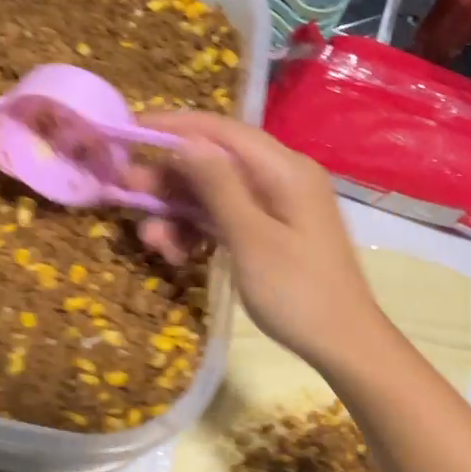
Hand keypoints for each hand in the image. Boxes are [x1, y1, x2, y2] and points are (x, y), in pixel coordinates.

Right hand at [137, 112, 387, 370]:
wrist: (344, 344)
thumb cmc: (298, 293)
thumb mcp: (251, 239)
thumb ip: (218, 186)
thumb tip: (185, 141)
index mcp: (285, 169)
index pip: (221, 131)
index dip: (173, 127)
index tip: (128, 131)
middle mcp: (282, 177)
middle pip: (215, 161)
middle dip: (170, 179)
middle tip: (126, 195)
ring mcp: (277, 206)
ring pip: (215, 193)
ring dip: (179, 213)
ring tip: (153, 243)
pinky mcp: (271, 231)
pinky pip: (227, 217)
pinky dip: (199, 230)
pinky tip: (177, 254)